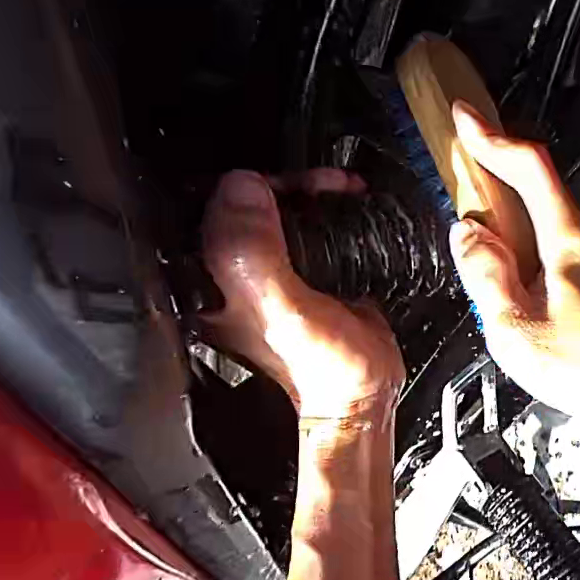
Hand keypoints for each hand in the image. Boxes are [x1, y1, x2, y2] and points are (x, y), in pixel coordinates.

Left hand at [201, 170, 404, 419]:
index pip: (213, 212)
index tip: (285, 184)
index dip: (246, 186)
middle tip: (324, 185)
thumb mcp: (286, 311)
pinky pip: (316, 232)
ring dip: (313, 195)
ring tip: (342, 191)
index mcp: (215, 285)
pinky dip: (333, 213)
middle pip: (251, 206)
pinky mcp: (316, 279)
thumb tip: (242, 187)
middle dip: (288, 186)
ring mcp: (280, 277)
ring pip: (284, 215)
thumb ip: (256, 253)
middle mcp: (241, 277)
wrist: (366, 395)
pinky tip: (350, 208)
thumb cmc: (324, 371)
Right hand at [447, 105, 579, 426]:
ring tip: (488, 261)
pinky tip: (521, 288)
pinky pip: (563, 253)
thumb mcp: (513, 325)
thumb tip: (470, 236)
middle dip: (499, 188)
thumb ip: (485, 273)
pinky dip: (535, 255)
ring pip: (551, 227)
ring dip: (516, 230)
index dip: (495, 139)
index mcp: (570, 242)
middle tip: (466, 196)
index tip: (469, 121)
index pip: (531, 169)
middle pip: (541, 195)